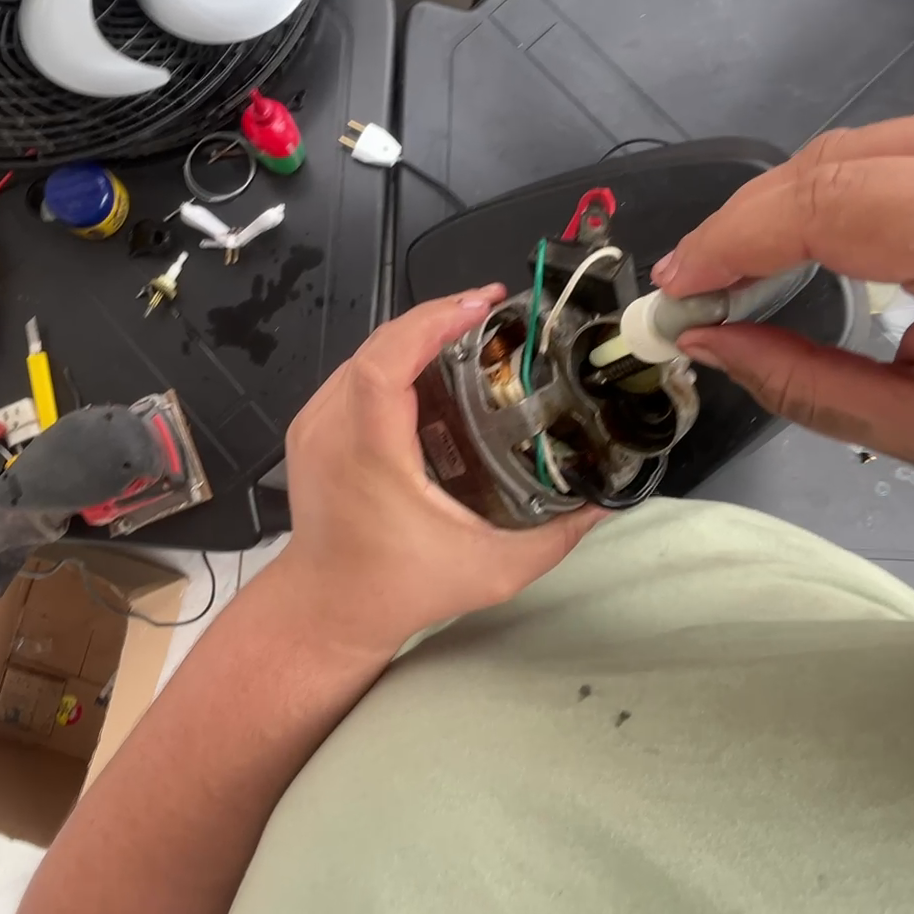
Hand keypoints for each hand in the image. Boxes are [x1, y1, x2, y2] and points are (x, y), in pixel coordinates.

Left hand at [260, 286, 603, 659]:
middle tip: (492, 311)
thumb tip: (605, 499)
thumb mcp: (493, 571)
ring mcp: (313, 425)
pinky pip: (351, 374)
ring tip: (469, 329)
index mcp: (369, 454)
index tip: (483, 306)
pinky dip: (391, 357)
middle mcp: (331, 428)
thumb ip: (555, 536)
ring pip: (363, 353)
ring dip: (413, 334)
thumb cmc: (402, 590)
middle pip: (377, 345)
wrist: (326, 607)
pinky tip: (428, 363)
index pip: (385, 362)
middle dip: (434, 316)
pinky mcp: (308, 429)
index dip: (430, 322)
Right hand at [652, 114, 913, 593]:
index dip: (729, 239)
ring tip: (753, 271)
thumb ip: (795, 378)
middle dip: (753, 220)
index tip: (671, 290)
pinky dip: (858, 195)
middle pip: (848, 155)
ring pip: (883, 144)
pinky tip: (834, 246)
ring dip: (800, 204)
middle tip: (701, 288)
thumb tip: (702, 340)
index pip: (831, 197)